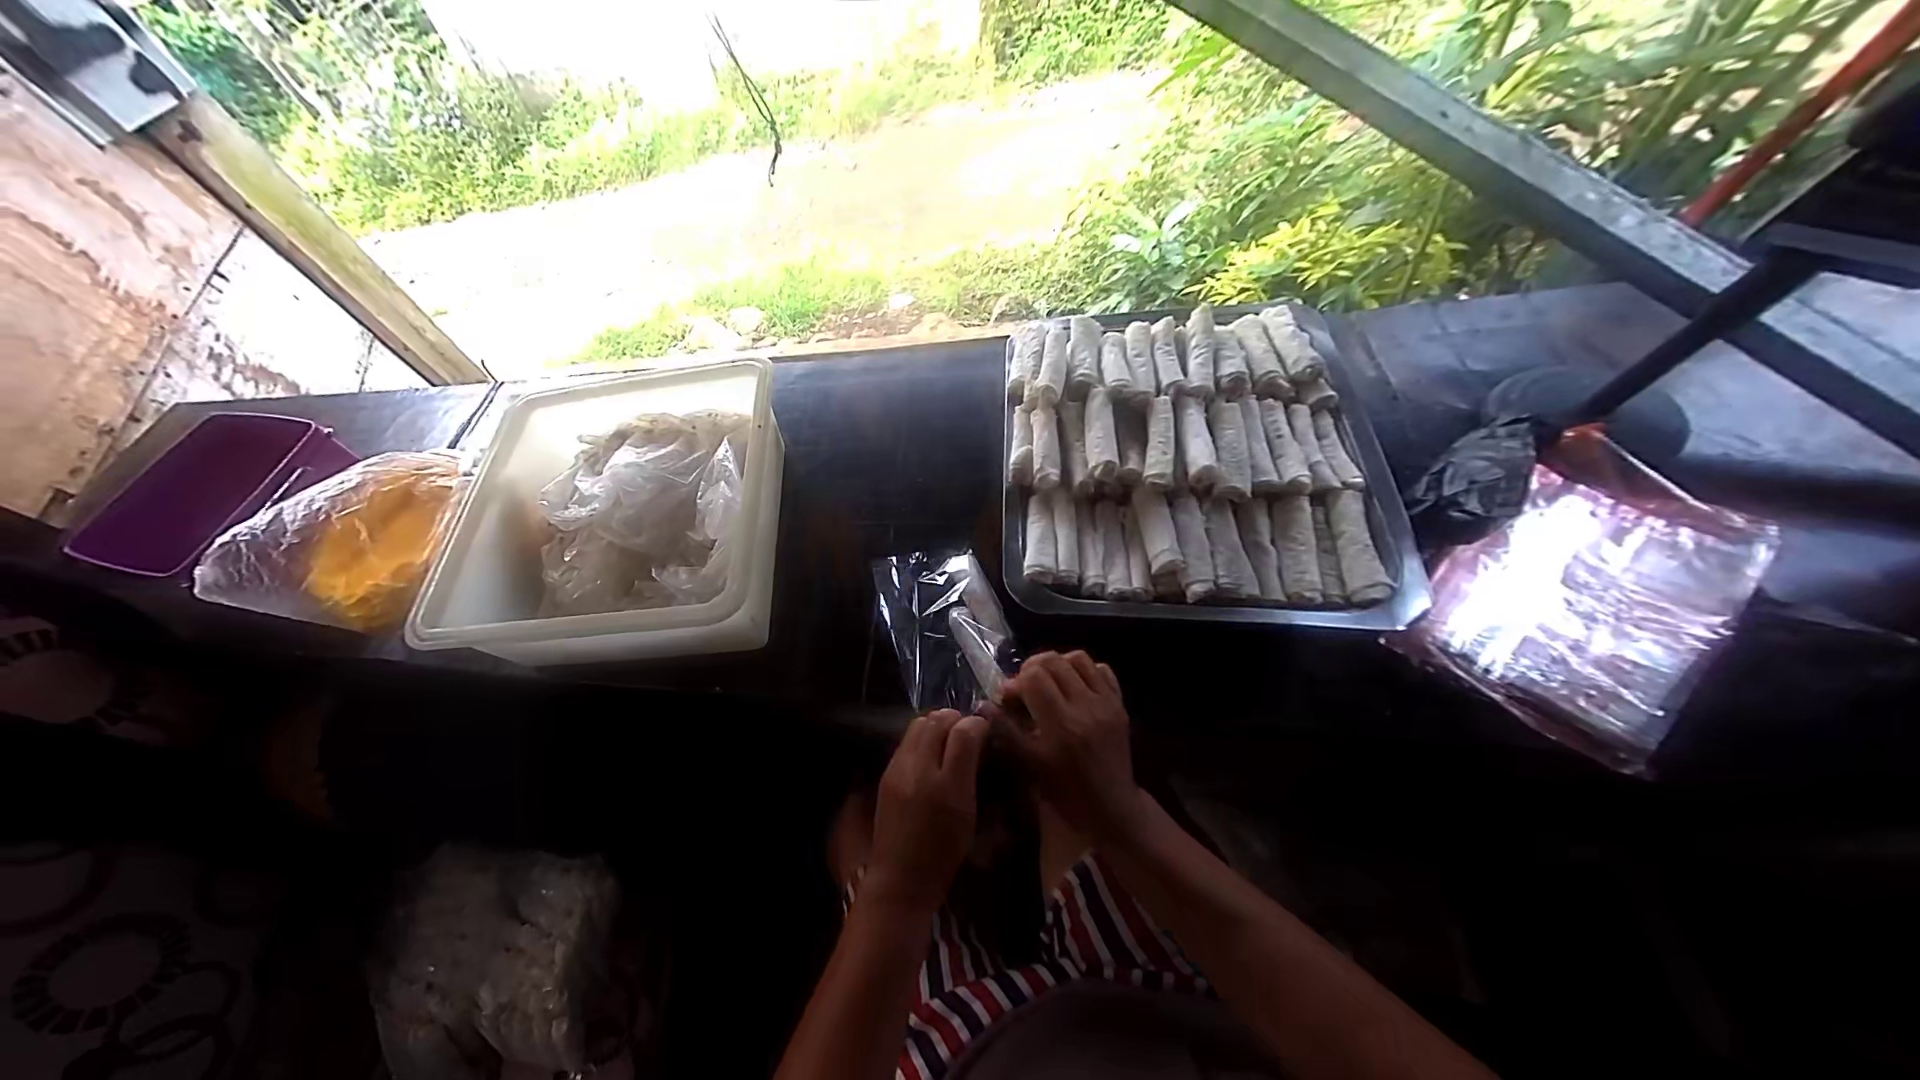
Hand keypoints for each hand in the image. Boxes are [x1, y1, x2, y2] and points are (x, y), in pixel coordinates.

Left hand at [866, 709, 987, 912]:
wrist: (901, 879)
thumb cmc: (944, 851)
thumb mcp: (967, 811)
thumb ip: (970, 768)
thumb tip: (976, 732)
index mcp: (945, 783)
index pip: (962, 730)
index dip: (977, 724)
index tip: (987, 729)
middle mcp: (917, 769)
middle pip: (935, 720)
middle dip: (954, 719)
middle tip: (968, 732)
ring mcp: (897, 769)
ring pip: (918, 726)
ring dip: (936, 725)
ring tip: (949, 740)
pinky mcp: (886, 775)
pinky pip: (906, 742)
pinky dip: (921, 738)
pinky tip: (930, 755)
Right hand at [995, 652, 1145, 844]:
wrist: (1112, 808)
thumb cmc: (1066, 793)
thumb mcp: (1029, 766)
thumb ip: (1006, 731)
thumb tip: (983, 704)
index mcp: (1061, 724)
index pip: (1033, 677)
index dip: (1015, 682)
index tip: (1010, 698)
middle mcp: (1086, 707)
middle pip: (1054, 661)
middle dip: (1032, 668)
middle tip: (1026, 688)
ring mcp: (1107, 703)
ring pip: (1078, 658)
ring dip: (1058, 665)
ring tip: (1049, 683)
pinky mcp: (1120, 704)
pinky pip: (1102, 669)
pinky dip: (1083, 671)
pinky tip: (1073, 688)